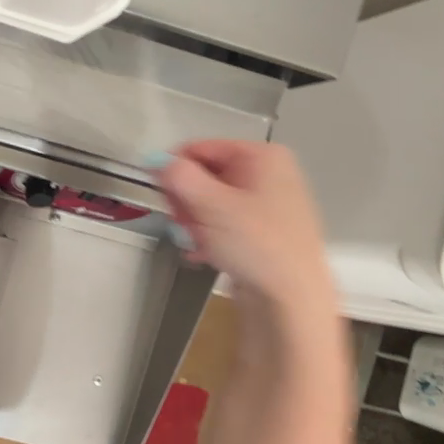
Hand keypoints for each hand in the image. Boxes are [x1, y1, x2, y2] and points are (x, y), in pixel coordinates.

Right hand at [157, 141, 333, 309]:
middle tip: (183, 223)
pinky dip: (207, 236)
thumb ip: (178, 177)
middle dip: (185, 202)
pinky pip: (221, 222)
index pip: (199, 148)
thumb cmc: (254, 242)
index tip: (163, 197)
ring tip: (196, 243)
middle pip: (202, 176)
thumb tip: (153, 159)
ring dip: (192, 223)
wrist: (290, 295)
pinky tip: (204, 253)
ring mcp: (265, 203)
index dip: (174, 170)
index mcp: (262, 156)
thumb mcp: (210, 205)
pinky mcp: (260, 230)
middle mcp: (267, 174)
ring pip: (207, 202)